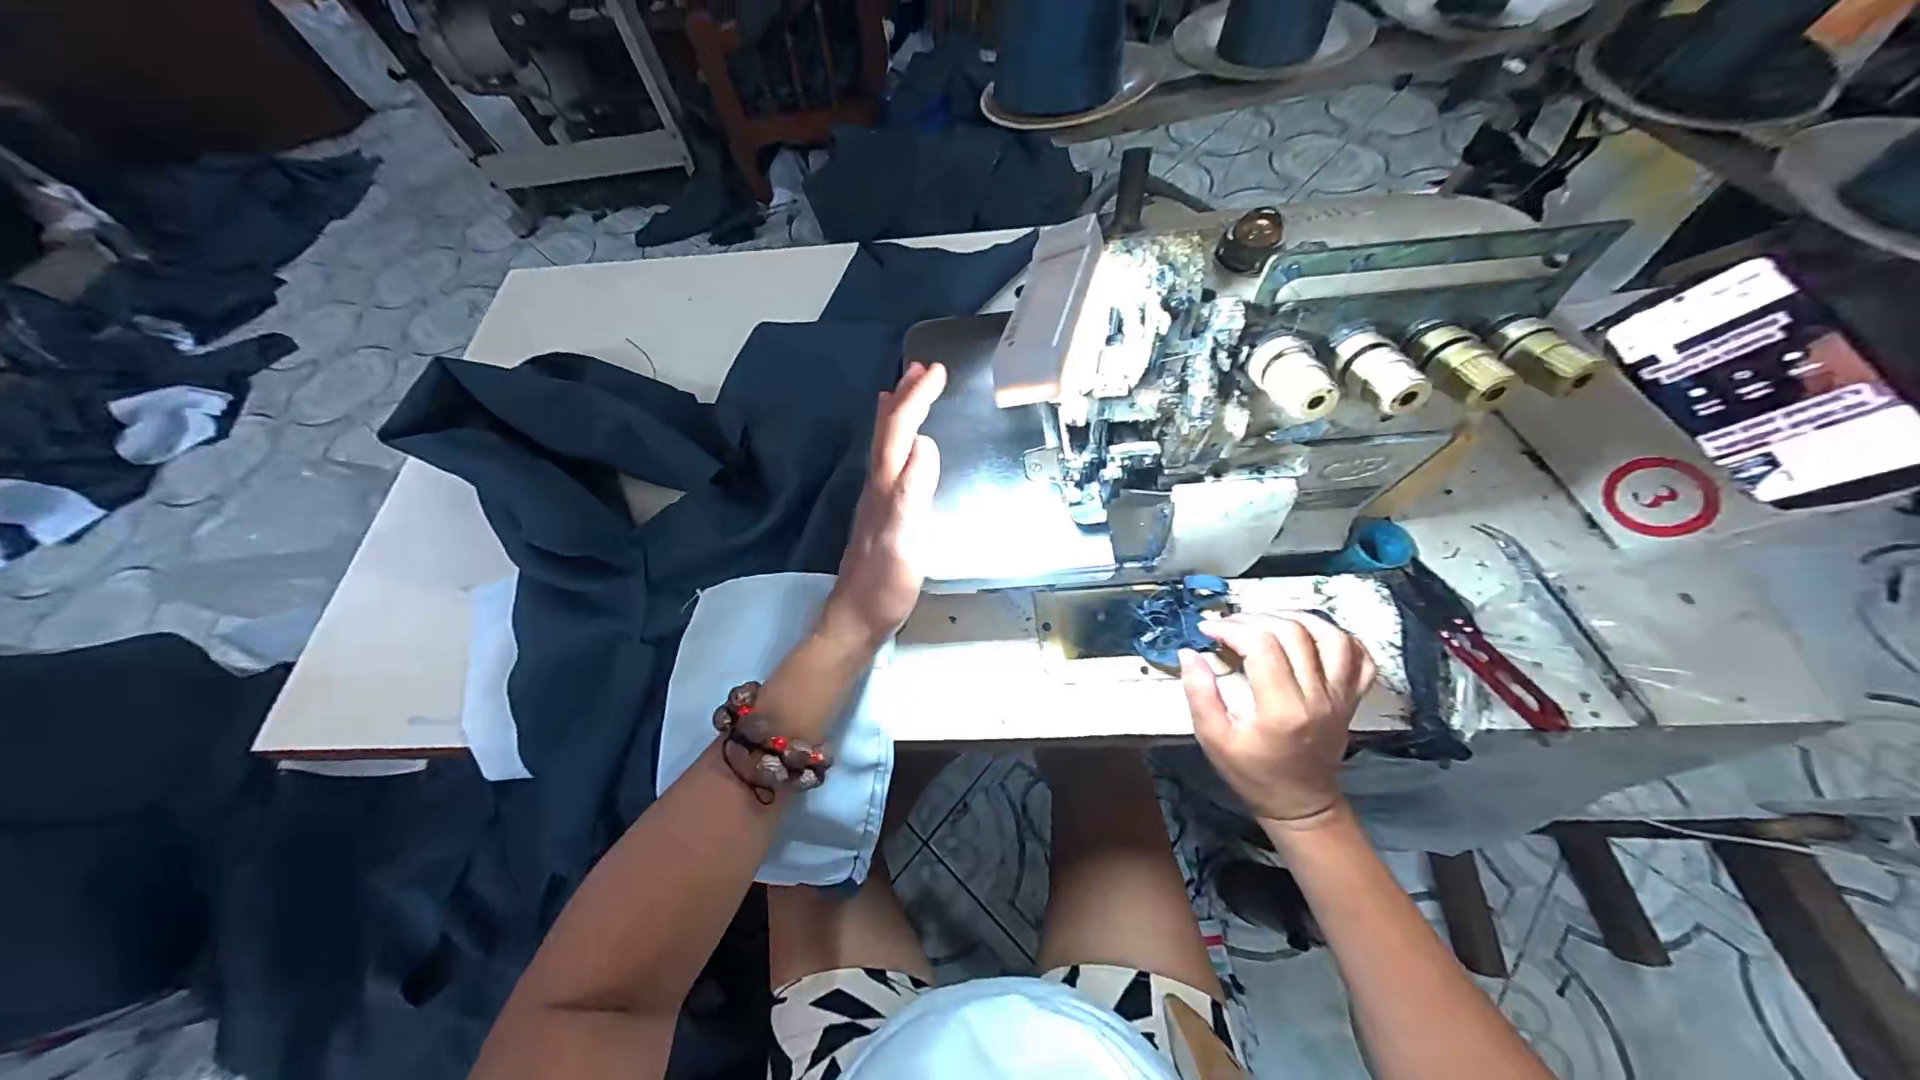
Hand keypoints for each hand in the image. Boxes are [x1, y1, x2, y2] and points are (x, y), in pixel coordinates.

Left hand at [821, 361, 946, 648]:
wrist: (857, 617)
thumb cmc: (882, 585)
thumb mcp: (901, 540)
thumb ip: (910, 493)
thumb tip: (924, 445)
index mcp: (884, 486)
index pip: (900, 430)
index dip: (917, 398)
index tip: (936, 371)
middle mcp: (877, 485)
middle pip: (889, 430)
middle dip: (907, 396)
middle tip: (924, 368)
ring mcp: (878, 498)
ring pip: (887, 443)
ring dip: (900, 413)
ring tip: (909, 389)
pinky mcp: (883, 512)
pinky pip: (891, 462)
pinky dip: (899, 440)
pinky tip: (906, 447)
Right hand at [1178, 612, 1375, 827]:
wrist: (1299, 803)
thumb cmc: (1252, 773)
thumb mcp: (1213, 738)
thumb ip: (1199, 694)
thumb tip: (1188, 653)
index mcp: (1282, 710)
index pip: (1262, 646)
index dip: (1232, 629)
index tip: (1209, 630)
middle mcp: (1318, 698)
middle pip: (1293, 633)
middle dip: (1255, 618)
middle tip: (1230, 624)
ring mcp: (1340, 697)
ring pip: (1331, 637)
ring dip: (1297, 618)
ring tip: (1268, 620)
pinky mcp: (1350, 699)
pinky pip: (1359, 657)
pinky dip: (1339, 636)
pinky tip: (1312, 633)